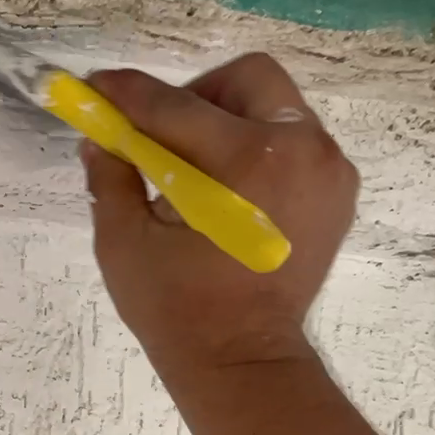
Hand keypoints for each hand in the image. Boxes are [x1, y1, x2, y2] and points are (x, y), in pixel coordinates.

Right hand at [81, 54, 359, 386]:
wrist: (239, 356)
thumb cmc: (172, 307)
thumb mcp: (123, 244)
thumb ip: (112, 181)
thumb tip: (100, 140)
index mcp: (242, 161)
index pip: (174, 107)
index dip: (128, 94)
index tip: (96, 88)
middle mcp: (300, 146)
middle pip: (245, 79)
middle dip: (192, 97)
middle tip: (156, 138)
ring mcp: (329, 165)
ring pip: (273, 107)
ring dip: (222, 124)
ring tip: (189, 175)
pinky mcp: (338, 187)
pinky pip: (293, 142)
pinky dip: (251, 152)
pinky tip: (223, 196)